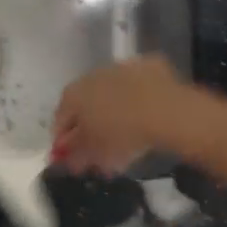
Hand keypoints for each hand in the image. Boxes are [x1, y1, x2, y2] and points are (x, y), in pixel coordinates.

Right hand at [52, 56, 193, 174]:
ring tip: (125, 135)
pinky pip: (138, 87)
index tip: (71, 157)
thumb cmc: (122, 133)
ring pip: (111, 93)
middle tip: (99, 148)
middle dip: (89, 126)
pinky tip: (148, 116)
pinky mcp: (148, 66)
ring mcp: (121, 67)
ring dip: (113, 111)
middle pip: (85, 104)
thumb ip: (76, 157)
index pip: (59, 120)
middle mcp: (91, 75)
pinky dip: (138, 99)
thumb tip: (67, 160)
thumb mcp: (94, 153)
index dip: (63, 142)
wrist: (167, 110)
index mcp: (72, 95)